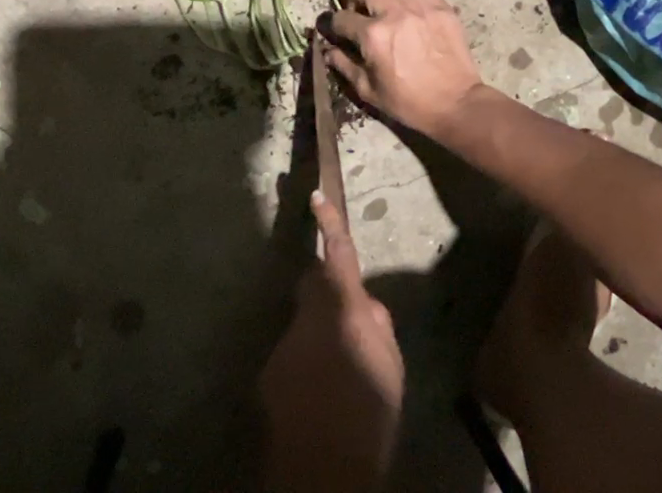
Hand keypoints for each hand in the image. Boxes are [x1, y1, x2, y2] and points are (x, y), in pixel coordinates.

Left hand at [260, 192, 404, 492]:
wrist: (327, 465)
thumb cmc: (372, 411)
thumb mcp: (392, 364)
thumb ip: (377, 324)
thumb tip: (363, 303)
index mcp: (342, 313)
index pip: (338, 257)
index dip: (330, 225)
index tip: (316, 196)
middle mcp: (306, 320)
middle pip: (313, 290)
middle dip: (327, 295)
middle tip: (350, 325)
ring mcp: (283, 346)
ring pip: (304, 326)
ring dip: (319, 338)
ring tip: (341, 377)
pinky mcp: (270, 372)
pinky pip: (292, 356)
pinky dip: (306, 365)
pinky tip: (320, 395)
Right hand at [323, 0, 484, 137]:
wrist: (455, 104)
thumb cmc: (408, 102)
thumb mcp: (369, 91)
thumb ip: (344, 66)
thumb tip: (328, 50)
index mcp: (373, 35)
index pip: (342, 17)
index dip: (335, 24)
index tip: (339, 29)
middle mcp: (395, 12)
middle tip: (362, 9)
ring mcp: (421, 6)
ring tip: (388, 1)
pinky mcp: (442, 7)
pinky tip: (412, 9)